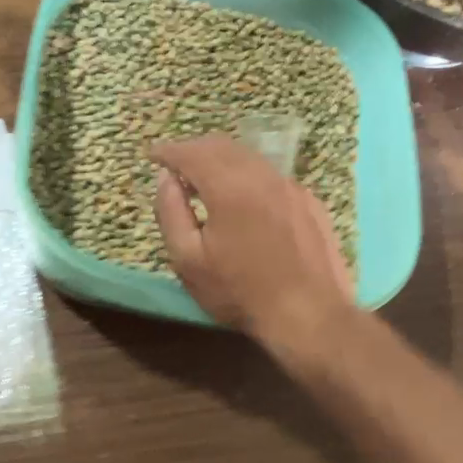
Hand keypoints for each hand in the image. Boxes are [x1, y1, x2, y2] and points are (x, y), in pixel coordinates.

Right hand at [152, 136, 356, 369]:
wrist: (310, 315)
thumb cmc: (240, 292)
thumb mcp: (188, 260)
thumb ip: (170, 212)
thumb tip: (166, 179)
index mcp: (229, 187)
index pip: (192, 153)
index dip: (168, 151)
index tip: (152, 155)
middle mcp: (261, 175)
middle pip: (222, 146)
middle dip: (194, 149)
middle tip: (175, 165)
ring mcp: (290, 186)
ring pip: (249, 157)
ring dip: (221, 160)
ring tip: (204, 181)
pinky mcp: (308, 201)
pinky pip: (270, 175)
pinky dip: (247, 175)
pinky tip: (242, 199)